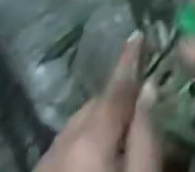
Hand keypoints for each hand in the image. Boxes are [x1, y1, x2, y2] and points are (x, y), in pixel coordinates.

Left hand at [37, 33, 161, 171]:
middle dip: (117, 104)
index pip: (116, 88)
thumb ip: (146, 135)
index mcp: (90, 137)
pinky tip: (94, 162)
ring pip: (78, 127)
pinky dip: (83, 146)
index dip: (129, 60)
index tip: (137, 34)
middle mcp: (63, 140)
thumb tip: (149, 88)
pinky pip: (65, 147)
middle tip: (140, 111)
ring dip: (99, 125)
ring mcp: (45, 159)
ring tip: (120, 139)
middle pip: (96, 107)